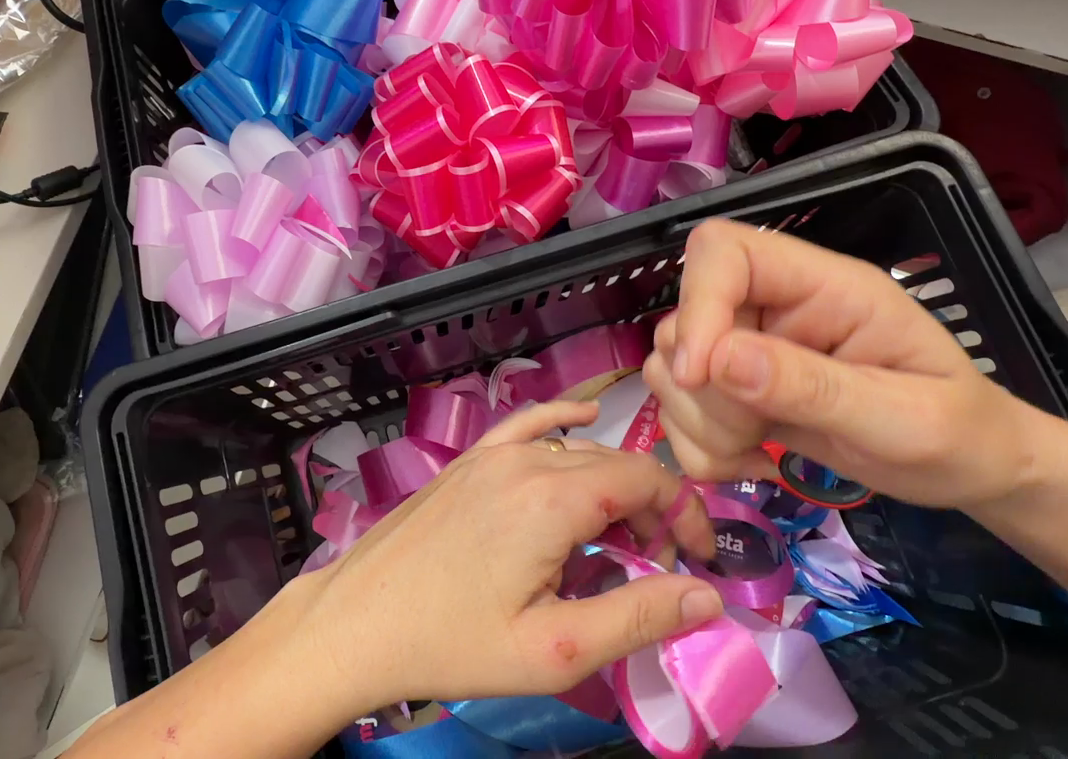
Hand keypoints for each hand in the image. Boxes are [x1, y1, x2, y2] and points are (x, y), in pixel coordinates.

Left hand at [289, 401, 721, 713]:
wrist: (357, 622)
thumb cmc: (452, 642)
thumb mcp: (554, 650)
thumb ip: (637, 617)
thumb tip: (710, 596)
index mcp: (551, 499)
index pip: (646, 481)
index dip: (684, 515)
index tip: (698, 560)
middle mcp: (524, 461)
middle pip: (615, 466)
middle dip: (651, 511)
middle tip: (657, 568)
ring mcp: (490, 454)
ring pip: (577, 451)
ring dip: (613, 486)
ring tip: (623, 539)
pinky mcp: (467, 461)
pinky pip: (527, 425)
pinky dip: (563, 420)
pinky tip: (584, 417)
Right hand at [645, 218, 1048, 508]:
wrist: (972, 472)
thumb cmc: (960, 437)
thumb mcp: (906, 421)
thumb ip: (814, 387)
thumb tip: (717, 360)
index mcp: (824, 286)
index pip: (725, 251)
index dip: (697, 301)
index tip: (697, 374)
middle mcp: (774, 307)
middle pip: (682, 318)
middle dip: (703, 390)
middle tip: (756, 431)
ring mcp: (749, 348)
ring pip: (668, 368)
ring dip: (700, 424)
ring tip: (759, 452)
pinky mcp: (734, 391)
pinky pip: (678, 412)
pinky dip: (701, 448)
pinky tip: (750, 461)